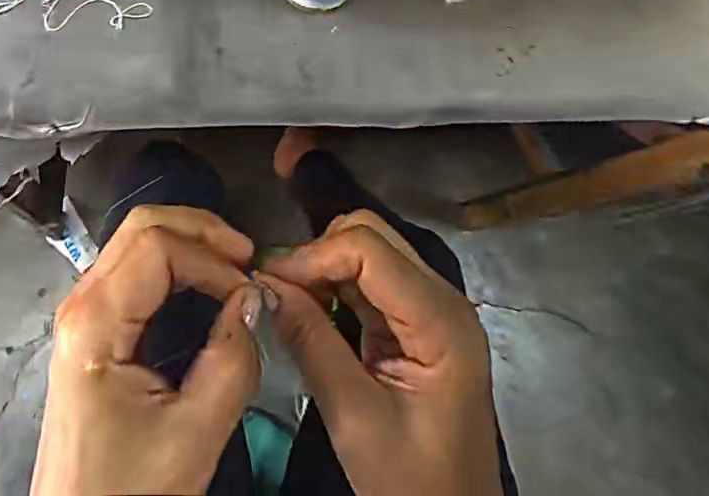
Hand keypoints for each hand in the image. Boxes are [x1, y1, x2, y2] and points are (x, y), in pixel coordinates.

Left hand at [31, 206, 262, 495]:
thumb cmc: (130, 490)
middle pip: (144, 224)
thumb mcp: (195, 433)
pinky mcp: (94, 325)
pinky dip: (178, 258)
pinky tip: (206, 279)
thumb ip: (232, 357)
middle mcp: (81, 304)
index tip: (246, 292)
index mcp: (95, 322)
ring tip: (233, 264)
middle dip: (202, 229)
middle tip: (245, 255)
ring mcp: (83, 312)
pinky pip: (137, 264)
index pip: (160, 246)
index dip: (211, 258)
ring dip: (191, 239)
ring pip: (138, 237)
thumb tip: (251, 298)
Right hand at [263, 211, 500, 495]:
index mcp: (440, 318)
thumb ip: (312, 344)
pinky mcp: (418, 321)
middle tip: (275, 286)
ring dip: (325, 265)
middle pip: (375, 237)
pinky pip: (372, 281)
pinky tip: (307, 303)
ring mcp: (433, 307)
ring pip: (372, 251)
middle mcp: (442, 297)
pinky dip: (336, 284)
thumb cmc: (412, 484)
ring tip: (284, 294)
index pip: (371, 249)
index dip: (315, 254)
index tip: (267, 277)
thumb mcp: (356, 420)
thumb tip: (266, 286)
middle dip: (320, 253)